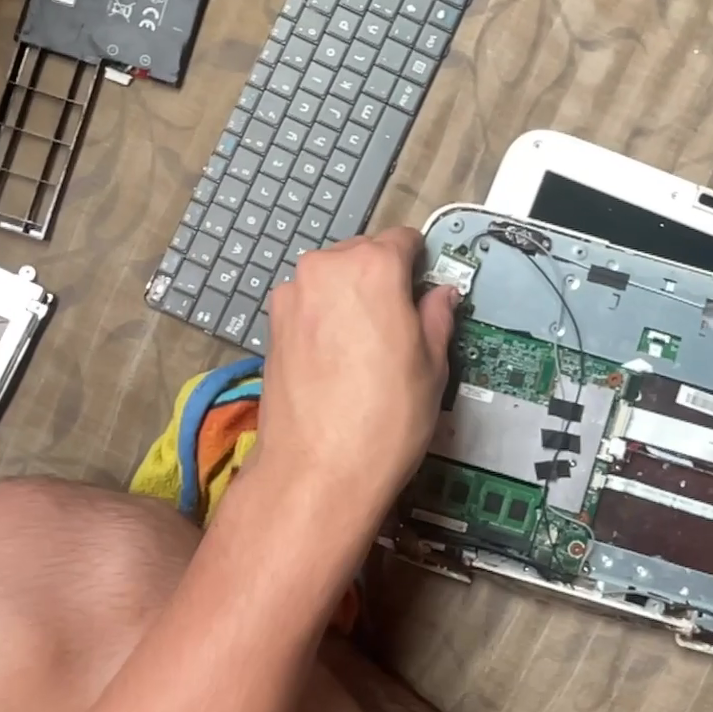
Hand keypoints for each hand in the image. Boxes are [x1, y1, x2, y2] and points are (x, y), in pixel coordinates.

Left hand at [251, 228, 457, 530]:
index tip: (426, 291)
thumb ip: (437, 316)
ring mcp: (292, 294)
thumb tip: (440, 294)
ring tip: (365, 345)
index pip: (404, 240)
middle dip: (383, 277)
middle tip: (399, 323)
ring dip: (351, 295)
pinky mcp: (272, 323)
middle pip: (363, 253)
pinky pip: (308, 302)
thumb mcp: (432, 365)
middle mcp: (325, 267)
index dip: (420, 264)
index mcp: (372, 266)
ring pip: (332, 277)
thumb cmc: (385, 418)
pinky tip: (336, 357)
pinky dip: (324, 315)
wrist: (315, 471)